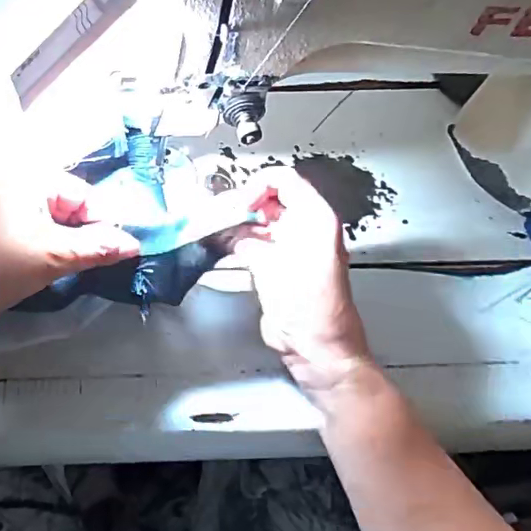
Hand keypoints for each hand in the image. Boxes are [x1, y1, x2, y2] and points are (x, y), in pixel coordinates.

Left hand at [0, 174, 140, 357]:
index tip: (115, 254)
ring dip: (67, 244)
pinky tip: (46, 268)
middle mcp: (17, 183)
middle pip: (70, 204)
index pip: (83, 194)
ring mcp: (5, 206)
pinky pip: (37, 230)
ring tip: (65, 268)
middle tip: (88, 264)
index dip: (101, 223)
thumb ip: (97, 247)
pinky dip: (49, 248)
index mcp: (28, 177)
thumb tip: (135, 243)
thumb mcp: (53, 257)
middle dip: (84, 234)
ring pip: (55, 221)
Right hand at [226, 167, 376, 397]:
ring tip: (212, 228)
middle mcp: (307, 229)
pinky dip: (237, 240)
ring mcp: (293, 247)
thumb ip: (248, 240)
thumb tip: (228, 230)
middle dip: (241, 203)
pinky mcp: (280, 265)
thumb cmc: (311, 311)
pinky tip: (219, 245)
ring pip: (259, 220)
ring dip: (235, 222)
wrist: (317, 350)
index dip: (256, 186)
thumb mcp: (273, 267)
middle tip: (218, 215)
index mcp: (316, 220)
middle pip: (269, 198)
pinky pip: (256, 241)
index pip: (283, 180)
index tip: (237, 204)